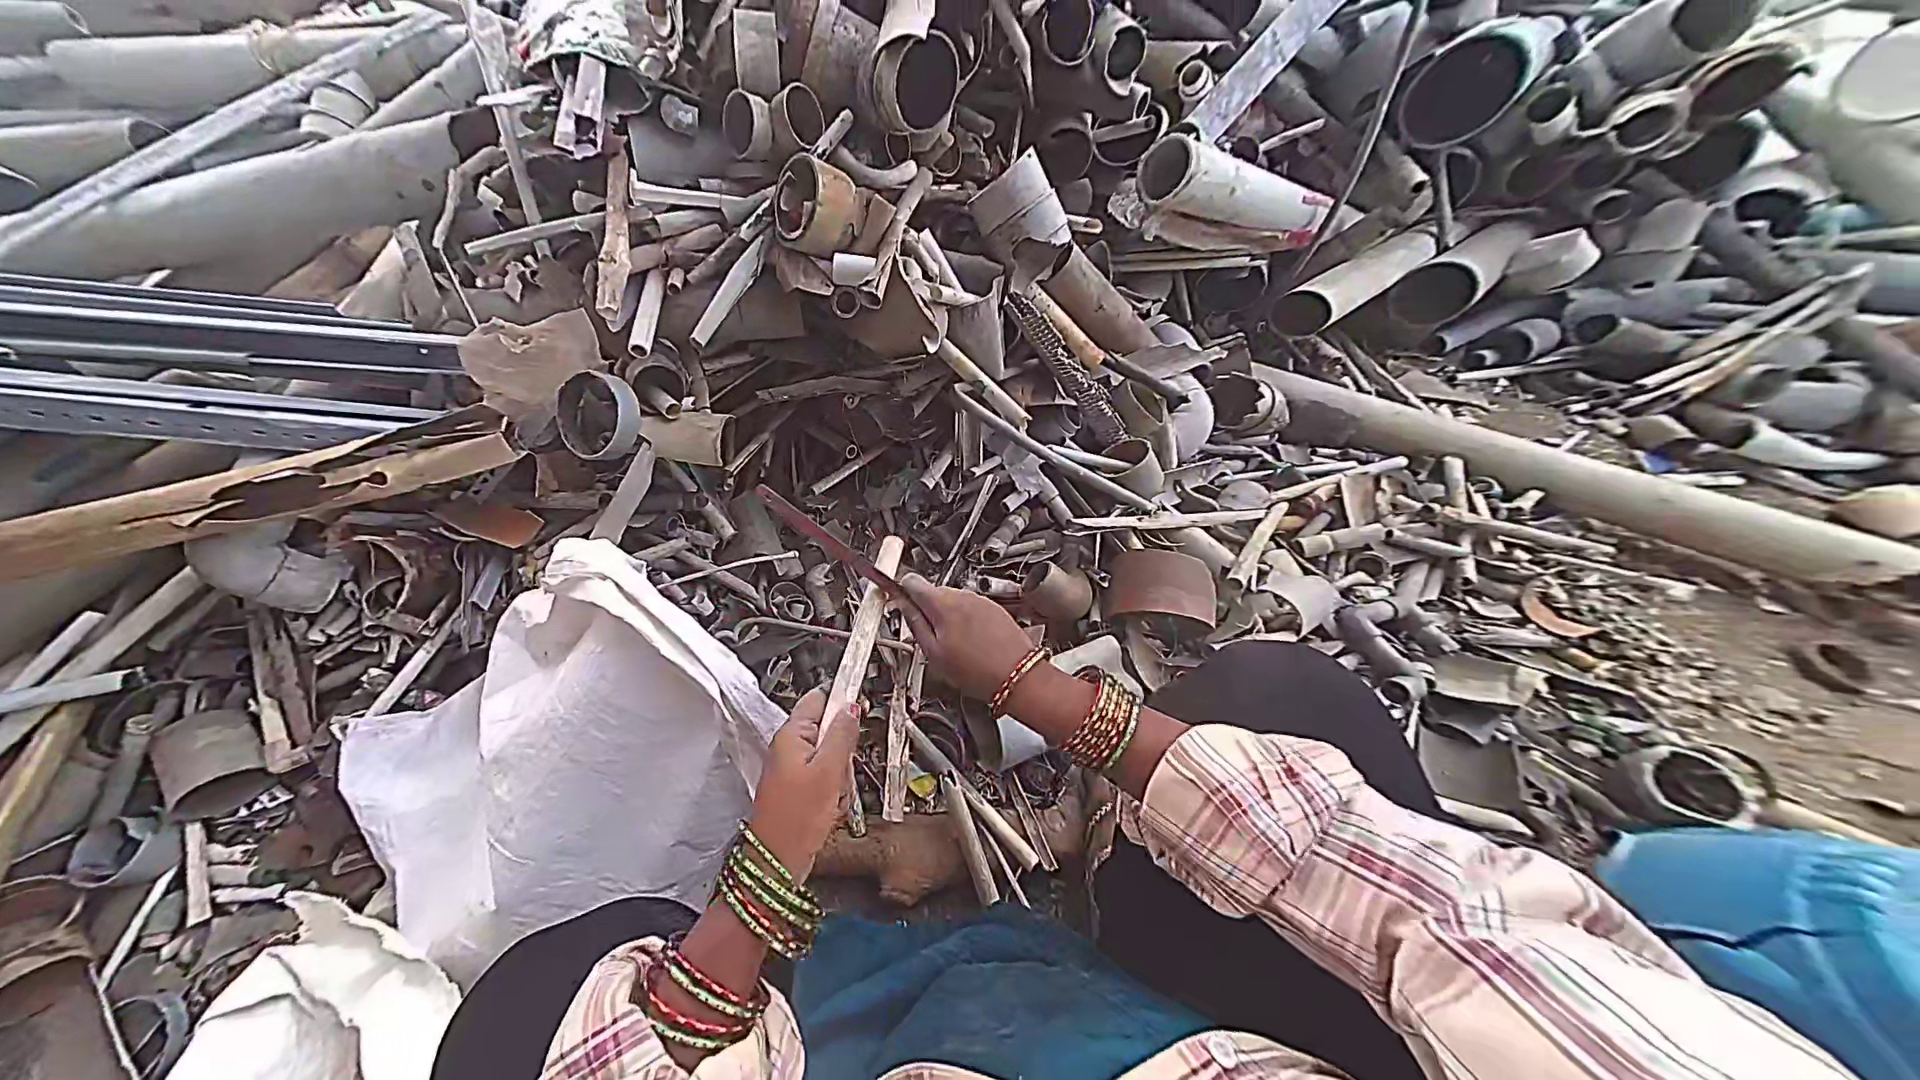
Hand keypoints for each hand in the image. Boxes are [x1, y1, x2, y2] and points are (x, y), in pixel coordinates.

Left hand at [747, 688, 860, 880]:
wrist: (777, 863)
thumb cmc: (795, 819)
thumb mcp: (828, 770)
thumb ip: (842, 735)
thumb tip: (851, 706)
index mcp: (791, 735)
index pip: (819, 698)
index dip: (842, 700)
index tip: (861, 709)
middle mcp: (789, 748)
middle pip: (829, 728)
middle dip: (845, 747)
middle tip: (843, 767)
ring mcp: (793, 768)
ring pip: (832, 755)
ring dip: (841, 773)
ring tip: (835, 792)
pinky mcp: (799, 788)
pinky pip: (827, 777)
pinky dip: (834, 789)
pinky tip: (831, 805)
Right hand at [898, 573, 1038, 702]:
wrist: (1017, 675)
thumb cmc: (978, 670)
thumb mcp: (934, 653)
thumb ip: (915, 624)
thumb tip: (903, 606)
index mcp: (942, 603)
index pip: (911, 581)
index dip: (901, 592)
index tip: (898, 602)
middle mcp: (962, 595)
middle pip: (932, 592)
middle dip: (926, 609)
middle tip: (929, 636)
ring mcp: (980, 600)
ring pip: (952, 601)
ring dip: (947, 616)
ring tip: (953, 645)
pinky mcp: (994, 608)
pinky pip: (970, 608)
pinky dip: (965, 621)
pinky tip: (970, 643)